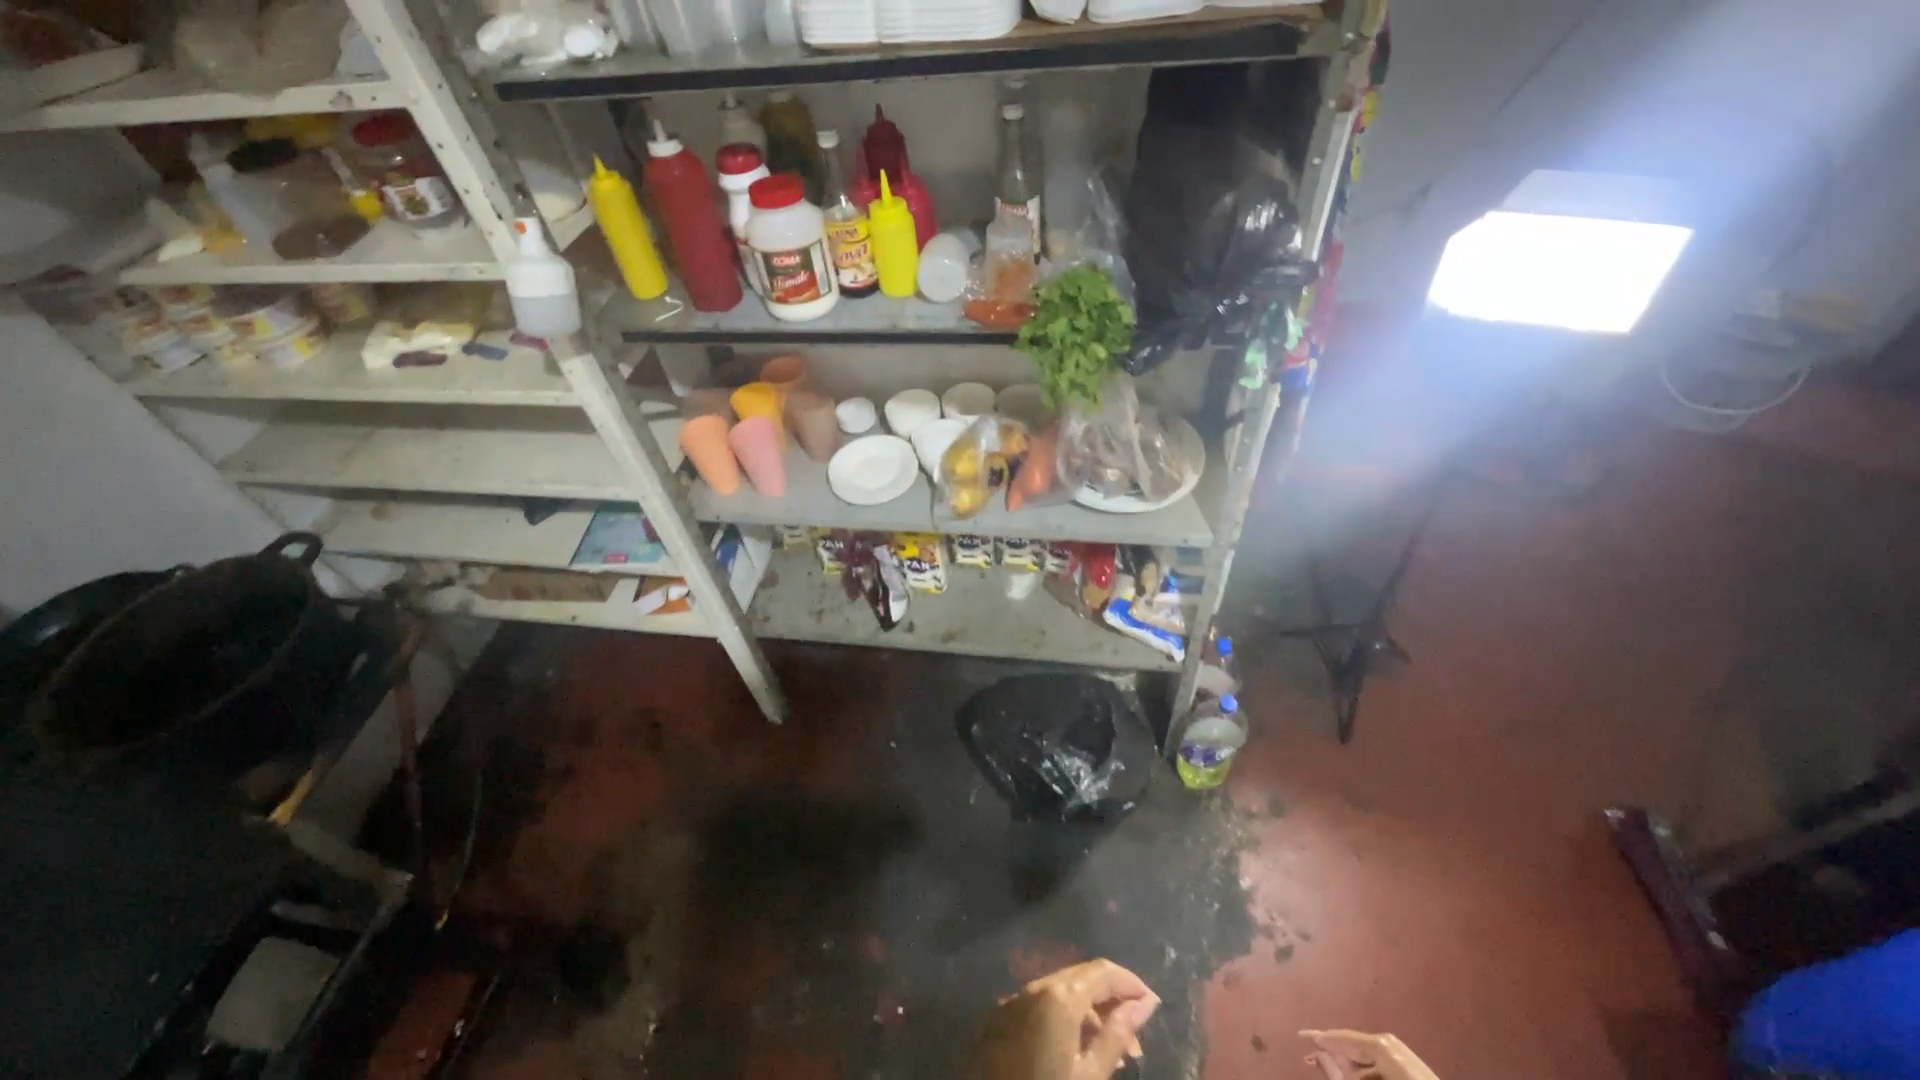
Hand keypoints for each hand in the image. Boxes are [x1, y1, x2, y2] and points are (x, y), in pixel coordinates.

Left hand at [966, 959, 1160, 1079]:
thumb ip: (1117, 1035)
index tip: (1152, 1006)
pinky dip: (1060, 1019)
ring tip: (1108, 1051)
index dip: (1132, 984)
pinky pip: (1036, 1008)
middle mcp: (1032, 989)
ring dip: (1086, 1012)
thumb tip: (1144, 1004)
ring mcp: (1009, 1003)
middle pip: (1080, 978)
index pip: (1103, 971)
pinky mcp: (995, 1021)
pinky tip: (1072, 1050)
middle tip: (1135, 1037)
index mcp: (1058, 997)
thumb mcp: (1089, 1077)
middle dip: (1110, 1000)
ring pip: (1058, 993)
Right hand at [1300, 1030, 1441, 1079]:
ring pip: (1368, 1055)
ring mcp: (1403, 1055)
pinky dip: (1366, 1070)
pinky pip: (1380, 1064)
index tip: (1301, 1035)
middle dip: (1334, 1052)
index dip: (1321, 1037)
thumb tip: (1320, 1053)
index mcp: (1380, 1045)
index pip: (1344, 1038)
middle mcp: (1391, 1044)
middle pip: (1355, 1045)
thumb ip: (1341, 1073)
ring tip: (1330, 1069)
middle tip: (1310, 1056)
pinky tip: (1357, 1075)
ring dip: (1349, 1064)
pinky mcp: (1410, 1066)